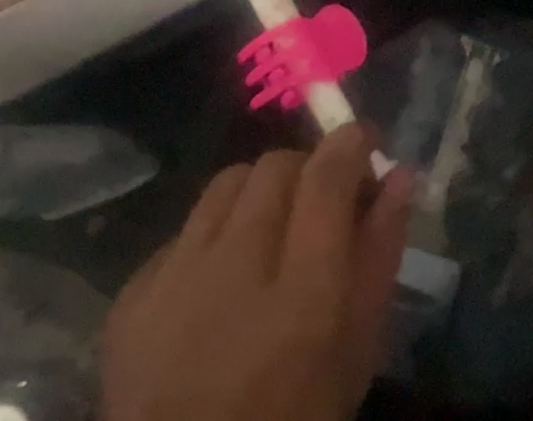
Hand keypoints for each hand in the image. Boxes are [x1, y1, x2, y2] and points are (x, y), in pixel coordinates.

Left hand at [101, 125, 413, 420]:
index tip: (365, 138)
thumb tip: (399, 176)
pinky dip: (213, 232)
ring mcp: (176, 277)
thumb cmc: (296, 412)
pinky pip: (184, 229)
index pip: (327, 177)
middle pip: (275, 168)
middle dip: (308, 167)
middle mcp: (235, 267)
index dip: (350, 143)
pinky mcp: (134, 293)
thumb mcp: (360, 347)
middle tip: (323, 196)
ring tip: (273, 224)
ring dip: (260, 189)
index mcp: (304, 292)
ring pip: (227, 184)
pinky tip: (221, 272)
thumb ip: (380, 254)